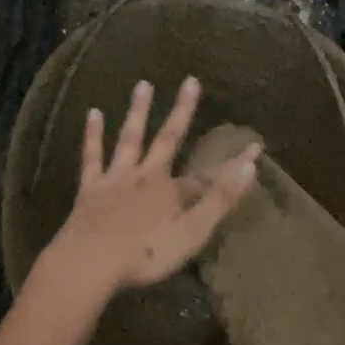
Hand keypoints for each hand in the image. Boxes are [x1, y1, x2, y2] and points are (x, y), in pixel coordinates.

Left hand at [37, 77, 261, 297]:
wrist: (89, 263)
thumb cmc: (145, 255)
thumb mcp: (192, 233)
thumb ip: (219, 200)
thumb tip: (251, 167)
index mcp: (171, 190)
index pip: (209, 175)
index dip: (233, 164)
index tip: (255, 146)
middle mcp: (145, 176)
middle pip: (167, 139)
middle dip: (182, 111)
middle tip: (190, 80)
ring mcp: (115, 179)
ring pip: (129, 138)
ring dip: (138, 111)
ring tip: (143, 85)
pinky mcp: (90, 189)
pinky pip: (92, 156)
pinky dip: (93, 134)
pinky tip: (93, 113)